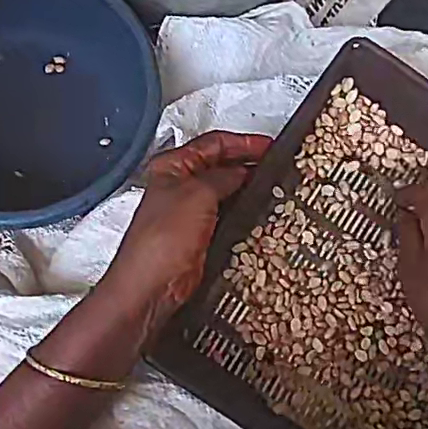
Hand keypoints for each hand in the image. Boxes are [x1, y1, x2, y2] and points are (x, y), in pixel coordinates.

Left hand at [98, 131, 270, 332]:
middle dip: (248, 164)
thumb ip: (223, 177)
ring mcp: (191, 212)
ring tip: (273, 186)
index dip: (243, 143)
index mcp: (172, 167)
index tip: (268, 146)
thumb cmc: (161, 240)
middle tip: (274, 164)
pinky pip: (228, 216)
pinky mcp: (201, 235)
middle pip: (221, 166)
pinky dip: (244, 212)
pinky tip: (259, 213)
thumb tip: (243, 171)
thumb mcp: (198, 194)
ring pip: (227, 192)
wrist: (153, 285)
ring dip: (248, 189)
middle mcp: (180, 187)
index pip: (213, 144)